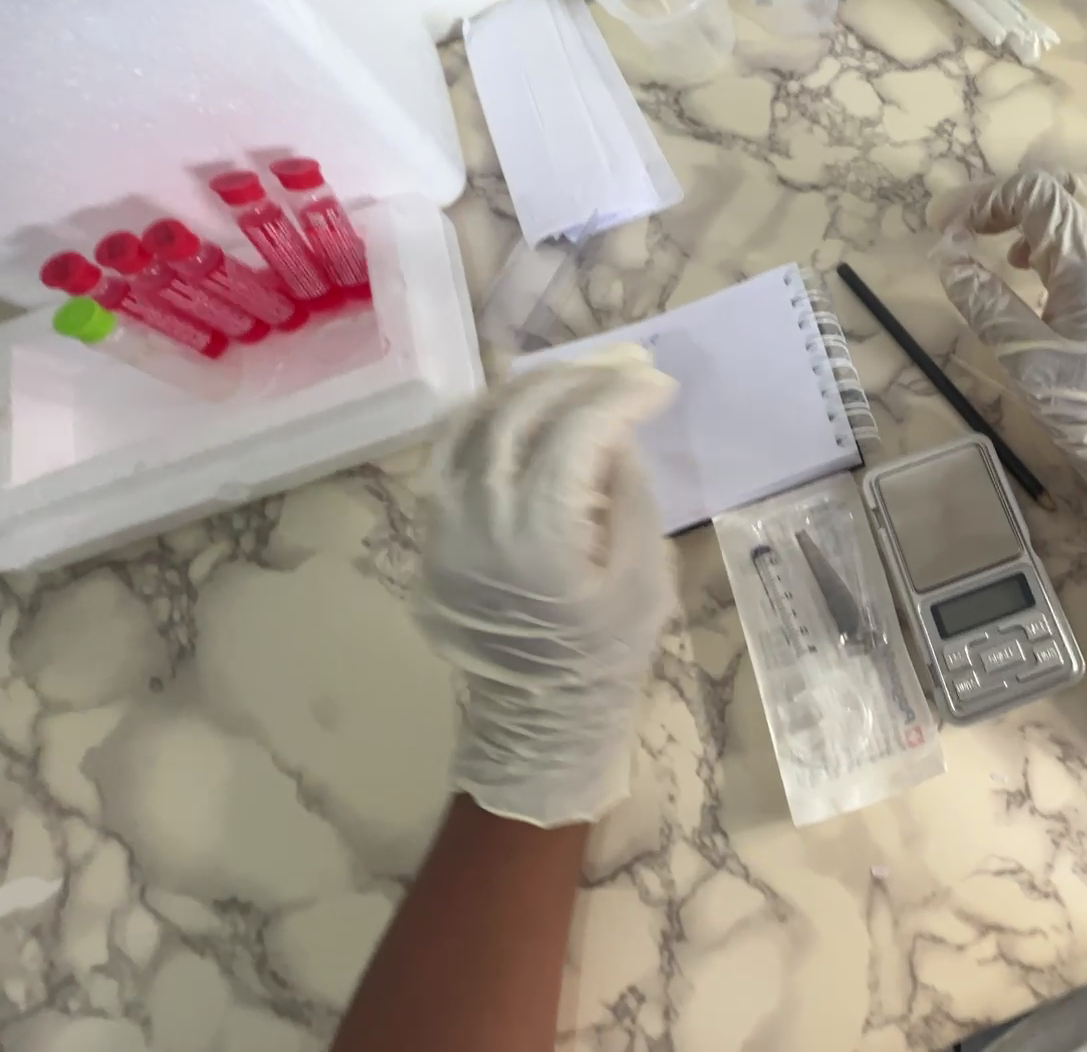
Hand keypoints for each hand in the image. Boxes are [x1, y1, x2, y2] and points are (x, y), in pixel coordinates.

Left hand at [414, 346, 678, 827]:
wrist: (540, 713)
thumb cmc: (609, 651)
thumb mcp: (646, 575)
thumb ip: (629, 496)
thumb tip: (617, 437)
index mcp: (540, 534)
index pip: (575, 432)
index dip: (618, 396)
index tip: (657, 384)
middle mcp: (477, 518)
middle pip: (516, 414)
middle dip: (575, 380)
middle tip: (622, 372)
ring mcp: (441, 525)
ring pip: (470, 423)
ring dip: (527, 389)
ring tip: (574, 379)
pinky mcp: (429, 534)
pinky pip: (448, 454)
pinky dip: (488, 418)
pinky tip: (524, 413)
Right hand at [928, 170, 1086, 554]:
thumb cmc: (1082, 402)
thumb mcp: (1022, 354)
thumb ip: (981, 298)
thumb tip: (945, 256)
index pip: (1033, 193)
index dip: (981, 200)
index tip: (944, 227)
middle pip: (1057, 187)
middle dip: (1003, 199)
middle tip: (962, 227)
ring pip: (1074, 205)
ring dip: (1026, 214)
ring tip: (988, 246)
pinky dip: (1049, 234)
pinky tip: (1025, 267)